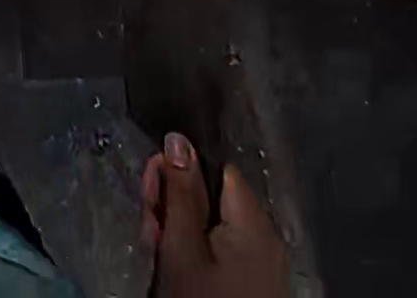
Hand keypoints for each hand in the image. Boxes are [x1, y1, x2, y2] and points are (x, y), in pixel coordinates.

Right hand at [142, 133, 288, 297]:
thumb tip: (177, 139)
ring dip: (177, 222)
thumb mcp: (181, 246)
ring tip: (157, 243)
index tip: (152, 181)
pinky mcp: (254, 278)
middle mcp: (265, 238)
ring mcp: (263, 261)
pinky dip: (193, 242)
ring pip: (211, 218)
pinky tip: (173, 258)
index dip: (180, 168)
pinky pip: (220, 242)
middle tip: (151, 221)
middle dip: (174, 199)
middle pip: (212, 193)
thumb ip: (180, 191)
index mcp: (253, 225)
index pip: (217, 167)